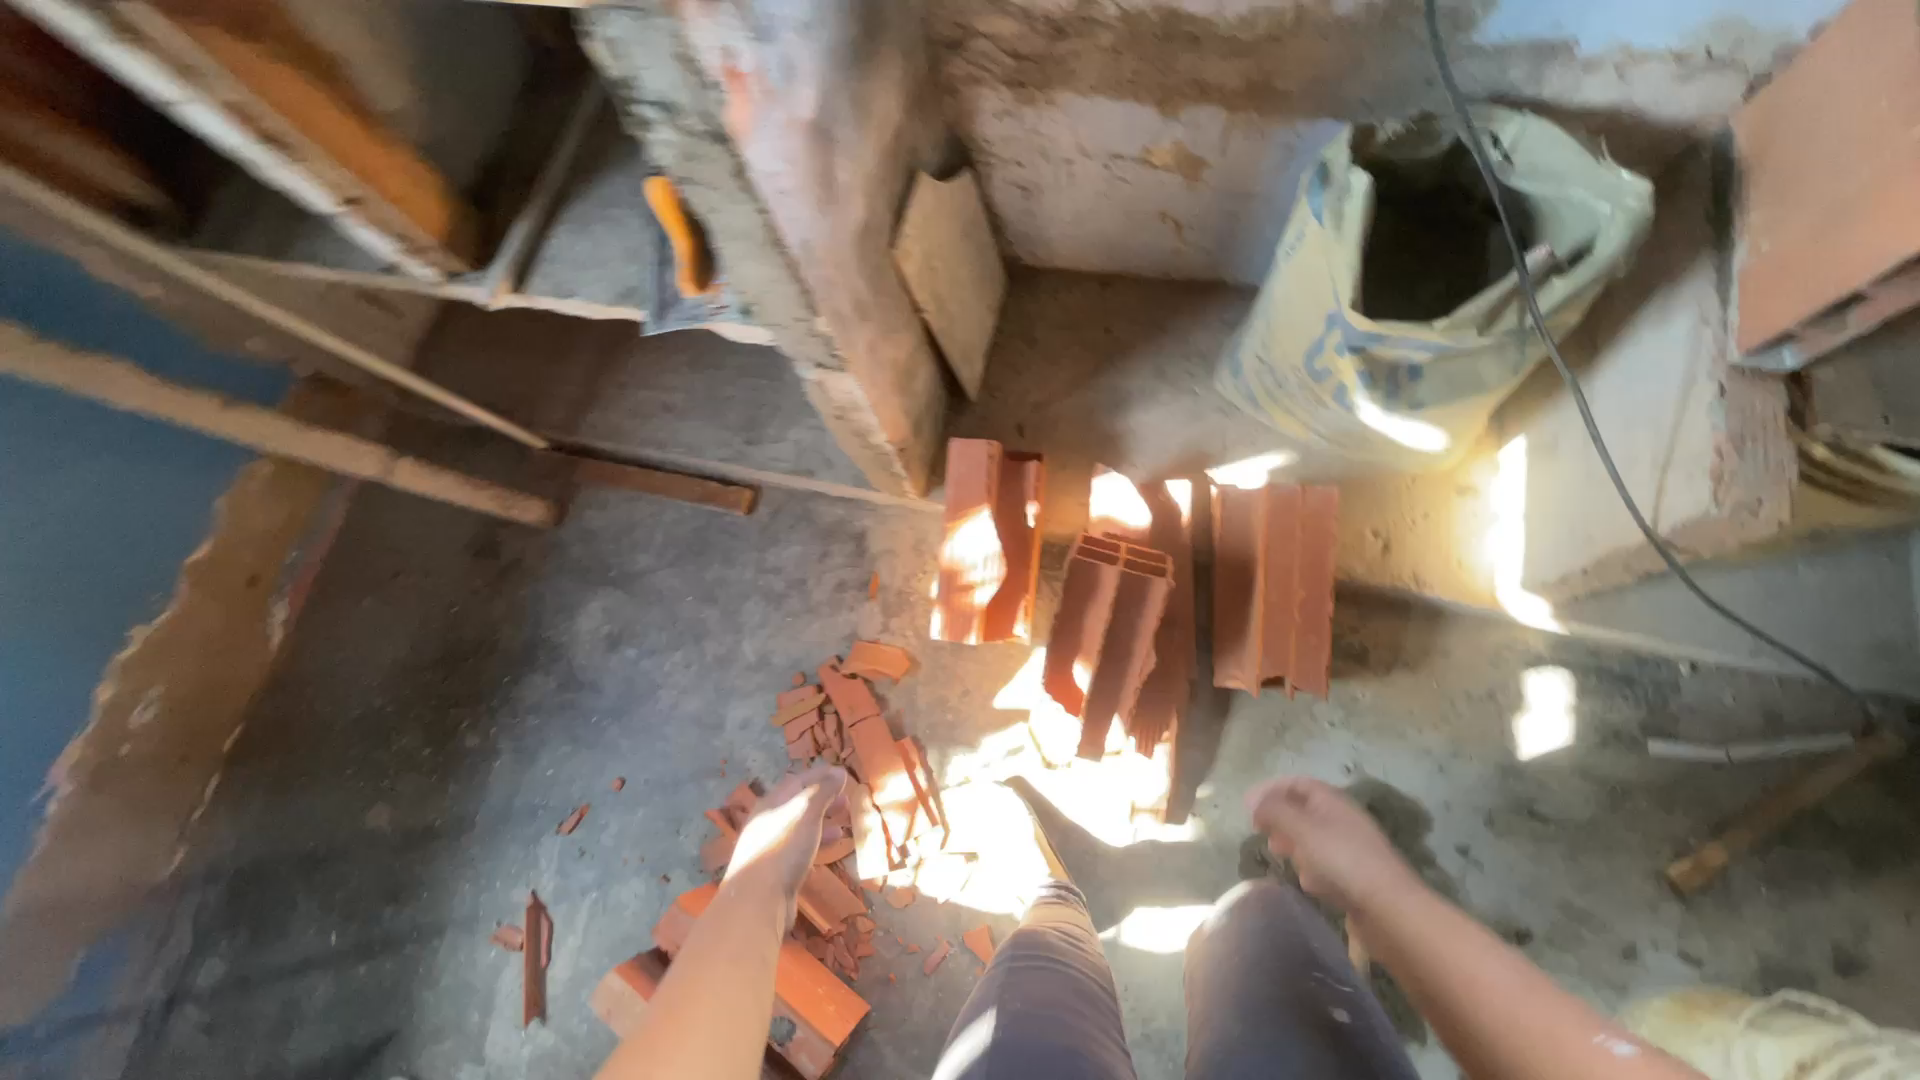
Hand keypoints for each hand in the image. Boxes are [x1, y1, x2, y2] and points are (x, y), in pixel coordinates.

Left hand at [724, 766, 847, 911]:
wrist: (757, 900)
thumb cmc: (783, 848)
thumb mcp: (807, 812)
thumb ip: (823, 791)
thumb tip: (839, 772)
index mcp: (771, 804)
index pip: (798, 780)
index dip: (821, 776)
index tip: (844, 775)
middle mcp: (767, 823)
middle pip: (798, 805)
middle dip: (823, 802)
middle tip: (846, 803)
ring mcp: (768, 849)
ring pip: (799, 830)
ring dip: (821, 826)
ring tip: (841, 830)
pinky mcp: (773, 873)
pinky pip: (796, 853)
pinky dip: (813, 849)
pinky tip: (824, 856)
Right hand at [1246, 776, 1419, 914]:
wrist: (1391, 910)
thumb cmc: (1342, 861)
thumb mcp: (1301, 829)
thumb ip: (1273, 811)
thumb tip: (1253, 800)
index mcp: (1332, 802)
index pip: (1297, 784)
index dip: (1271, 790)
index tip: (1248, 806)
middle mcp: (1343, 821)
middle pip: (1304, 811)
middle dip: (1280, 819)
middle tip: (1261, 832)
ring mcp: (1351, 850)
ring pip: (1313, 839)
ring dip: (1294, 846)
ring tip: (1280, 857)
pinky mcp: (1356, 877)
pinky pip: (1326, 865)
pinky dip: (1312, 870)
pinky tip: (1309, 884)